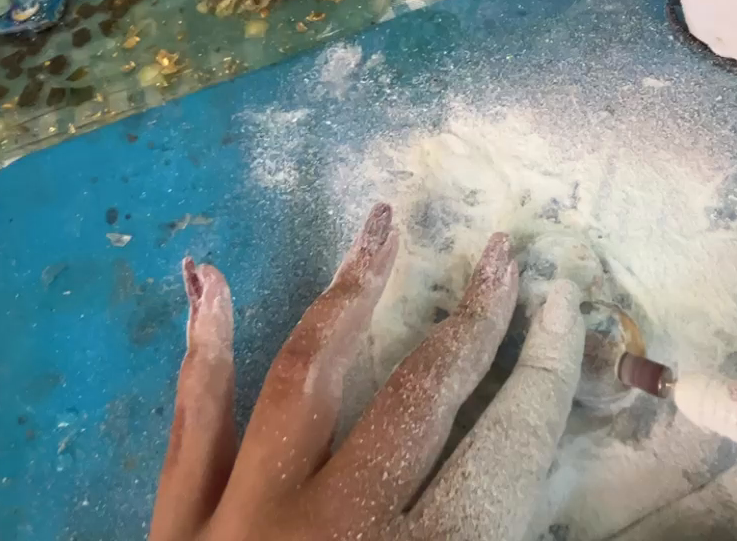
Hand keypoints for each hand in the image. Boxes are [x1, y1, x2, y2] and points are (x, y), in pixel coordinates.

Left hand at [150, 203, 585, 540]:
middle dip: (473, 323)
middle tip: (503, 254)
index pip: (503, 453)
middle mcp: (332, 531)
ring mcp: (242, 520)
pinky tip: (207, 278)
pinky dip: (202, 351)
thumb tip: (538, 490)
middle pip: (421, 398)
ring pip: (309, 377)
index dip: (541, 376)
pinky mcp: (173, 529)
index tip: (563, 308)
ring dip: (352, 294)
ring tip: (381, 225)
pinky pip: (190, 426)